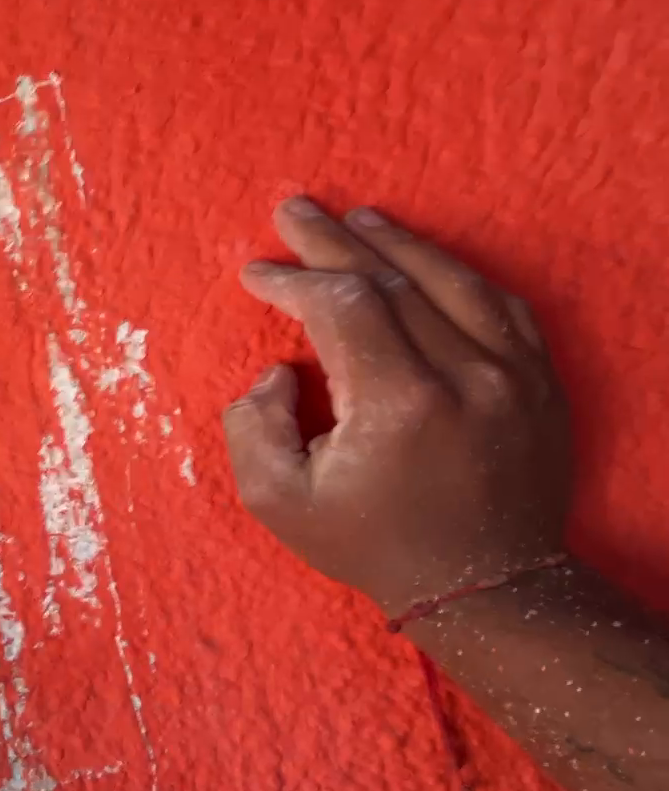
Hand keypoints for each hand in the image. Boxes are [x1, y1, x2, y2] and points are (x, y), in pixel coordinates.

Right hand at [222, 197, 571, 615]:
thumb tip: (277, 373)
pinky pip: (498, 305)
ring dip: (398, 244)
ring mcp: (515, 373)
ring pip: (453, 282)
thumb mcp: (276, 500)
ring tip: (356, 218)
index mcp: (398, 403)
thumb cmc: (365, 542)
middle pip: (394, 281)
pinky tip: (423, 257)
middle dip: (333, 242)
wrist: (483, 581)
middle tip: (292, 208)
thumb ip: (255, 427)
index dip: (292, 281)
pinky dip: (453, 272)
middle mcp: (466, 374)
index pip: (343, 309)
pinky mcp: (538, 381)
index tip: (253, 273)